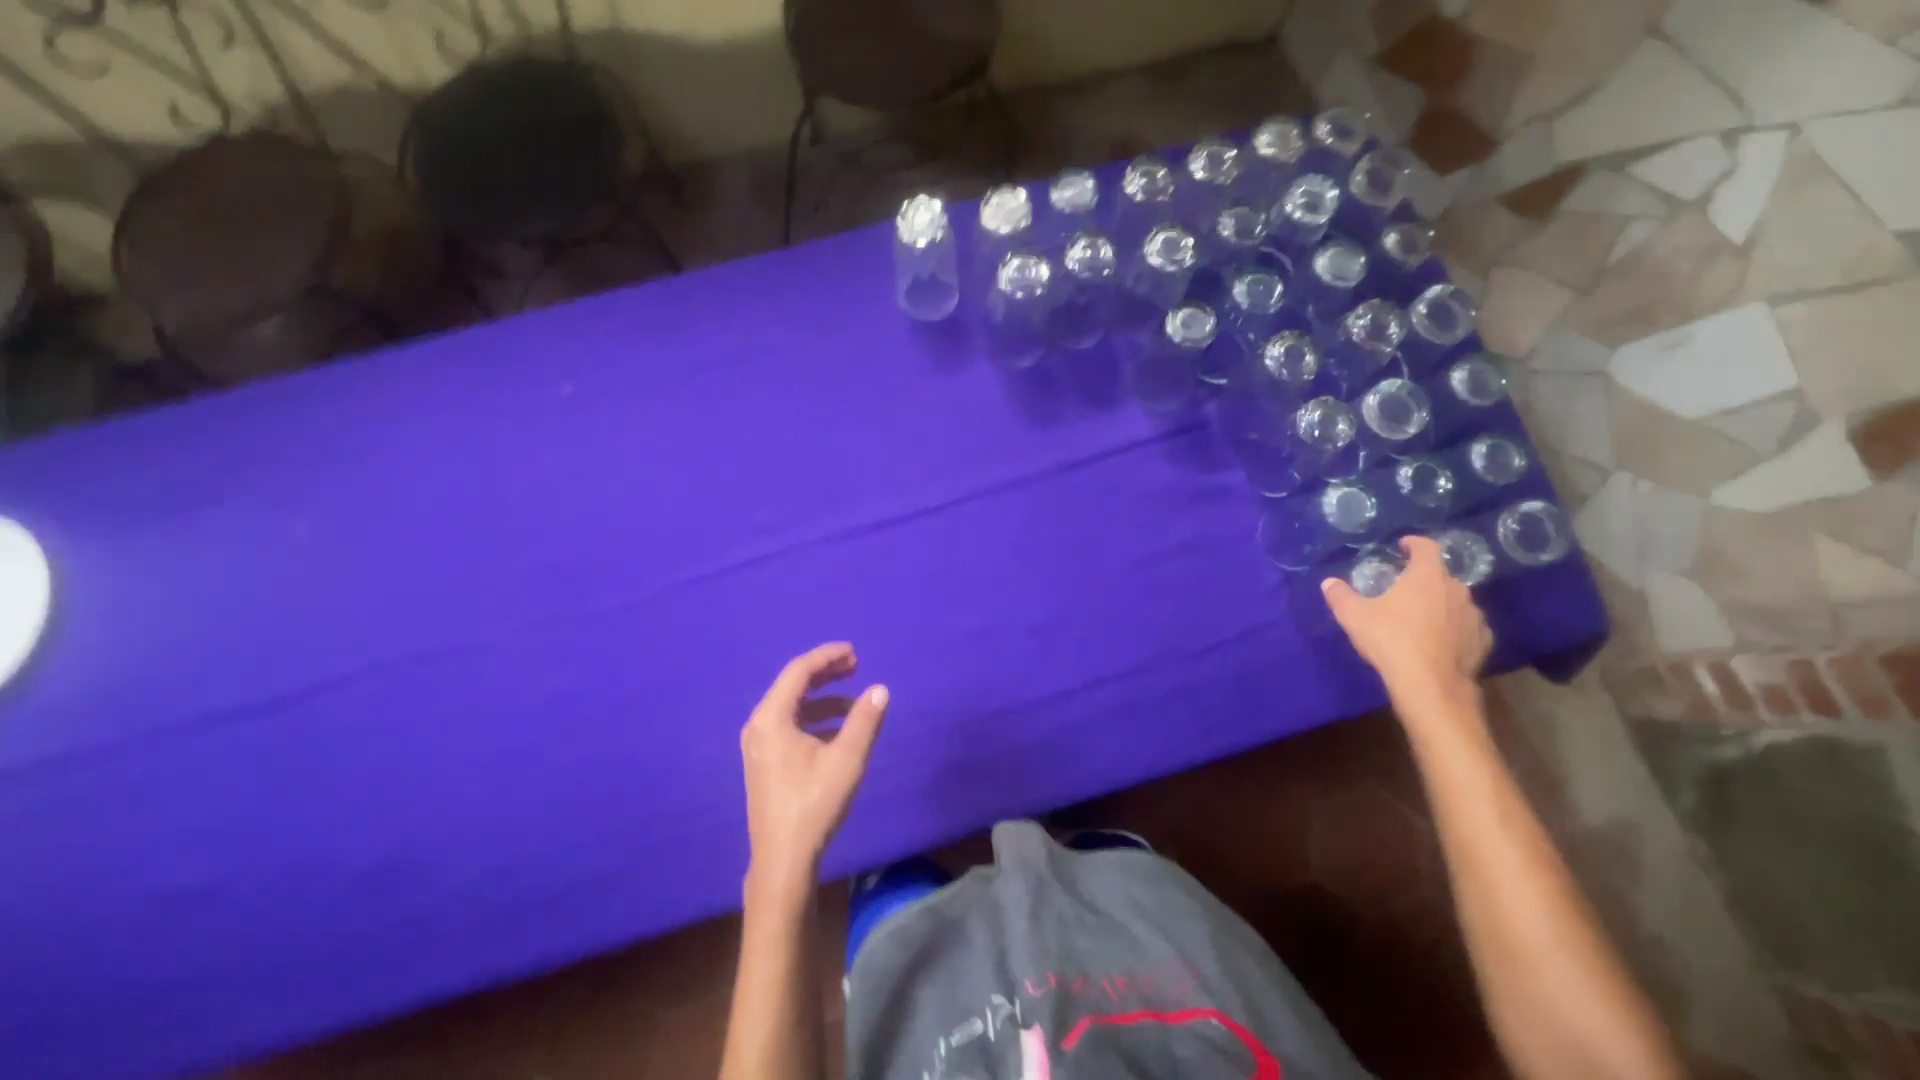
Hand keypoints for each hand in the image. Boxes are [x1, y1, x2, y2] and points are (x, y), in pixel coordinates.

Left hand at [740, 643, 889, 896]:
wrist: (783, 858)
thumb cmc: (814, 804)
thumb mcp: (847, 759)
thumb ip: (864, 720)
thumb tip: (880, 690)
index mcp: (771, 719)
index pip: (799, 672)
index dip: (827, 657)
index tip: (855, 652)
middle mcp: (758, 726)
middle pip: (792, 686)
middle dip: (826, 675)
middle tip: (856, 667)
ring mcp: (758, 746)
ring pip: (792, 709)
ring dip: (823, 700)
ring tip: (856, 705)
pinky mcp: (764, 763)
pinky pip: (789, 726)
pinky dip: (815, 720)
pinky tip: (839, 732)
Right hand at [1322, 536, 1491, 699]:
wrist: (1429, 685)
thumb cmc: (1391, 640)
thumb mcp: (1354, 617)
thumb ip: (1340, 596)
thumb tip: (1329, 583)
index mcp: (1427, 576)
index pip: (1426, 547)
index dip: (1414, 544)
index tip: (1404, 546)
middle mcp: (1456, 589)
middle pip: (1441, 576)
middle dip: (1425, 579)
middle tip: (1406, 590)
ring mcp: (1474, 615)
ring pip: (1457, 602)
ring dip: (1442, 605)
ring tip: (1424, 619)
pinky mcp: (1483, 640)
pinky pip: (1468, 627)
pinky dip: (1456, 629)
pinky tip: (1443, 643)